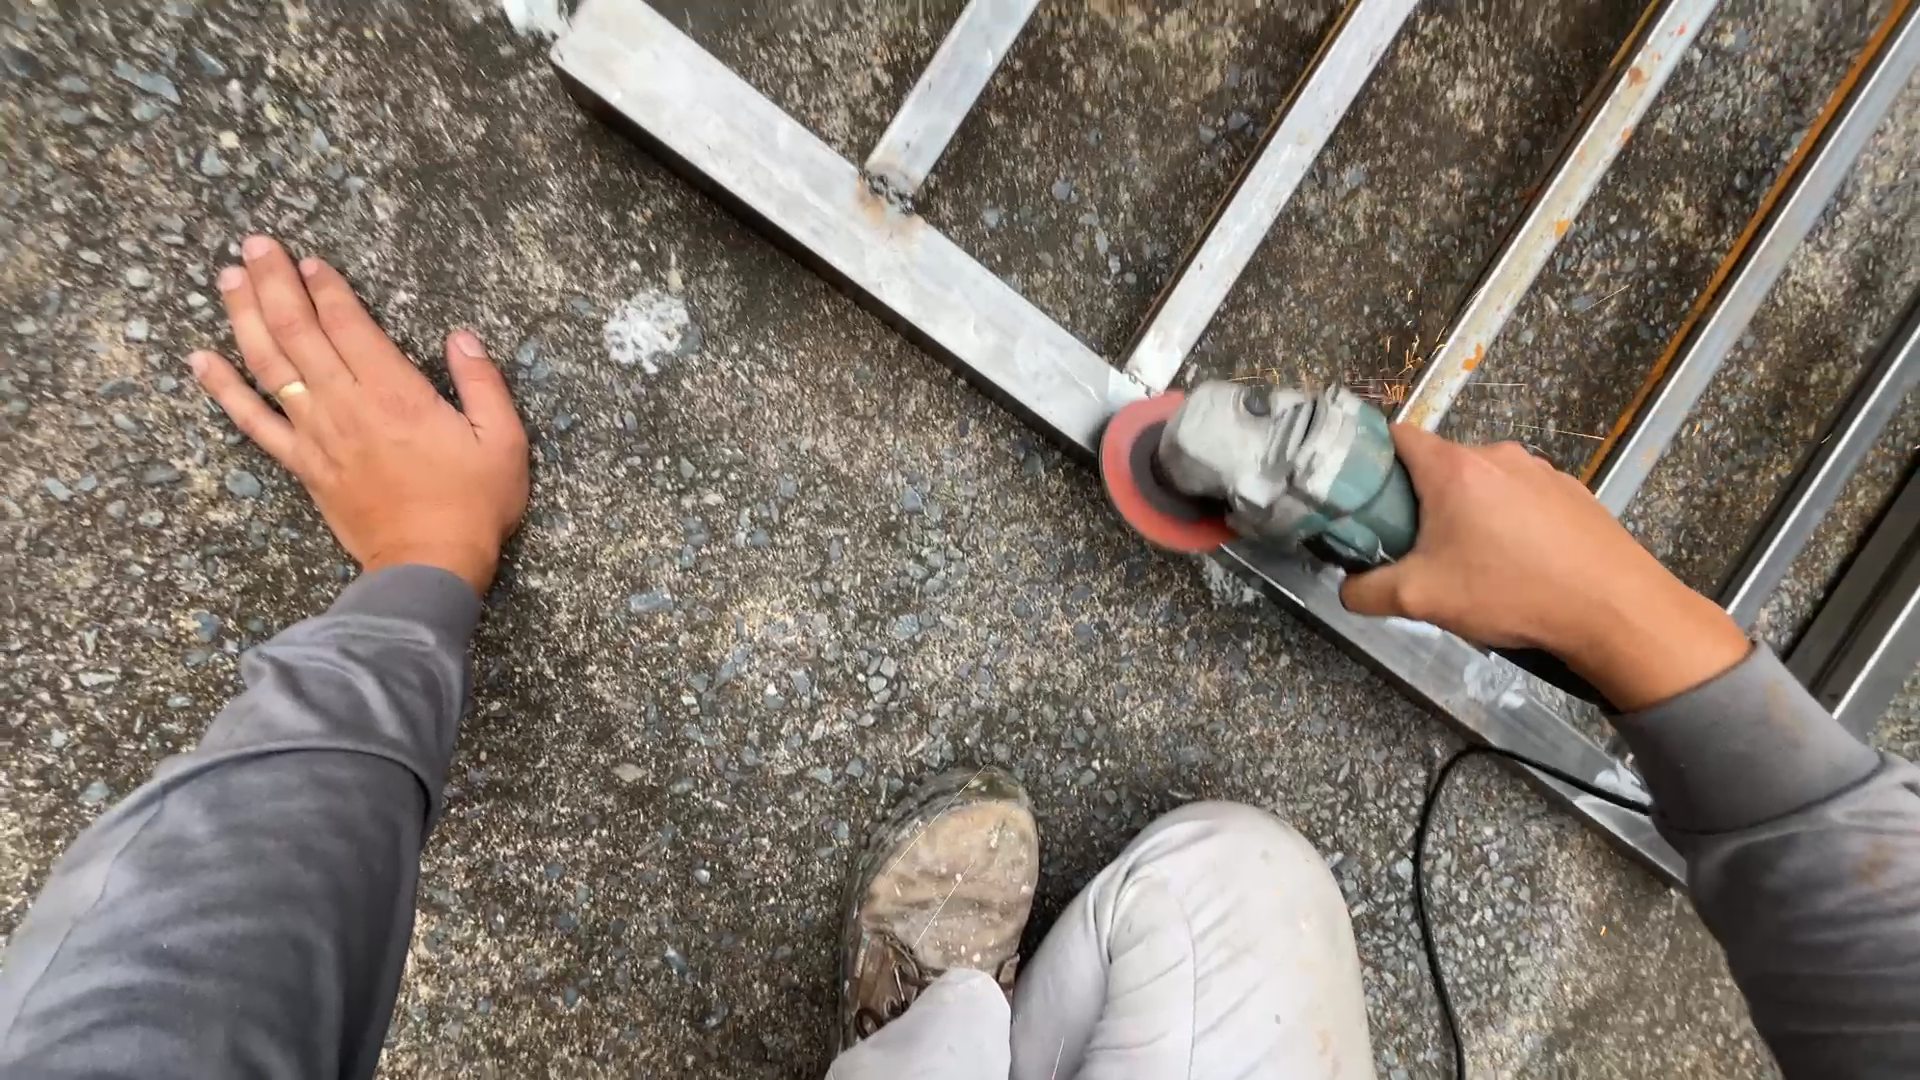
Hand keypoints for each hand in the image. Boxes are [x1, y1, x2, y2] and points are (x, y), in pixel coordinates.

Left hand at [189, 235, 529, 595]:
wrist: (431, 560)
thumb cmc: (476, 501)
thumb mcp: (505, 441)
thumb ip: (483, 385)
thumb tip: (460, 338)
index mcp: (397, 395)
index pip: (351, 328)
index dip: (328, 291)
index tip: (311, 261)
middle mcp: (346, 405)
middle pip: (299, 334)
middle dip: (275, 285)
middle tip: (256, 246)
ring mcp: (316, 435)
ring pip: (268, 365)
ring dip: (244, 318)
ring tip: (228, 279)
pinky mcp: (302, 464)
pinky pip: (251, 421)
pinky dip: (222, 389)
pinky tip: (201, 360)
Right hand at [1341, 425, 1749, 709]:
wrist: (1620, 613)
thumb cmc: (1510, 592)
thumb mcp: (1417, 599)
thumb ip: (1364, 592)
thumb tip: (1347, 589)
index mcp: (1454, 468)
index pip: (1396, 435)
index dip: (1369, 457)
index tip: (1358, 491)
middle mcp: (1497, 456)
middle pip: (1436, 461)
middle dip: (1414, 494)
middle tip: (1408, 538)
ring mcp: (1541, 472)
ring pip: (1478, 479)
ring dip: (1461, 506)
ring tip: (1463, 553)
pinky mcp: (1573, 493)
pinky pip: (1517, 495)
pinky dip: (1502, 517)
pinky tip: (1511, 558)